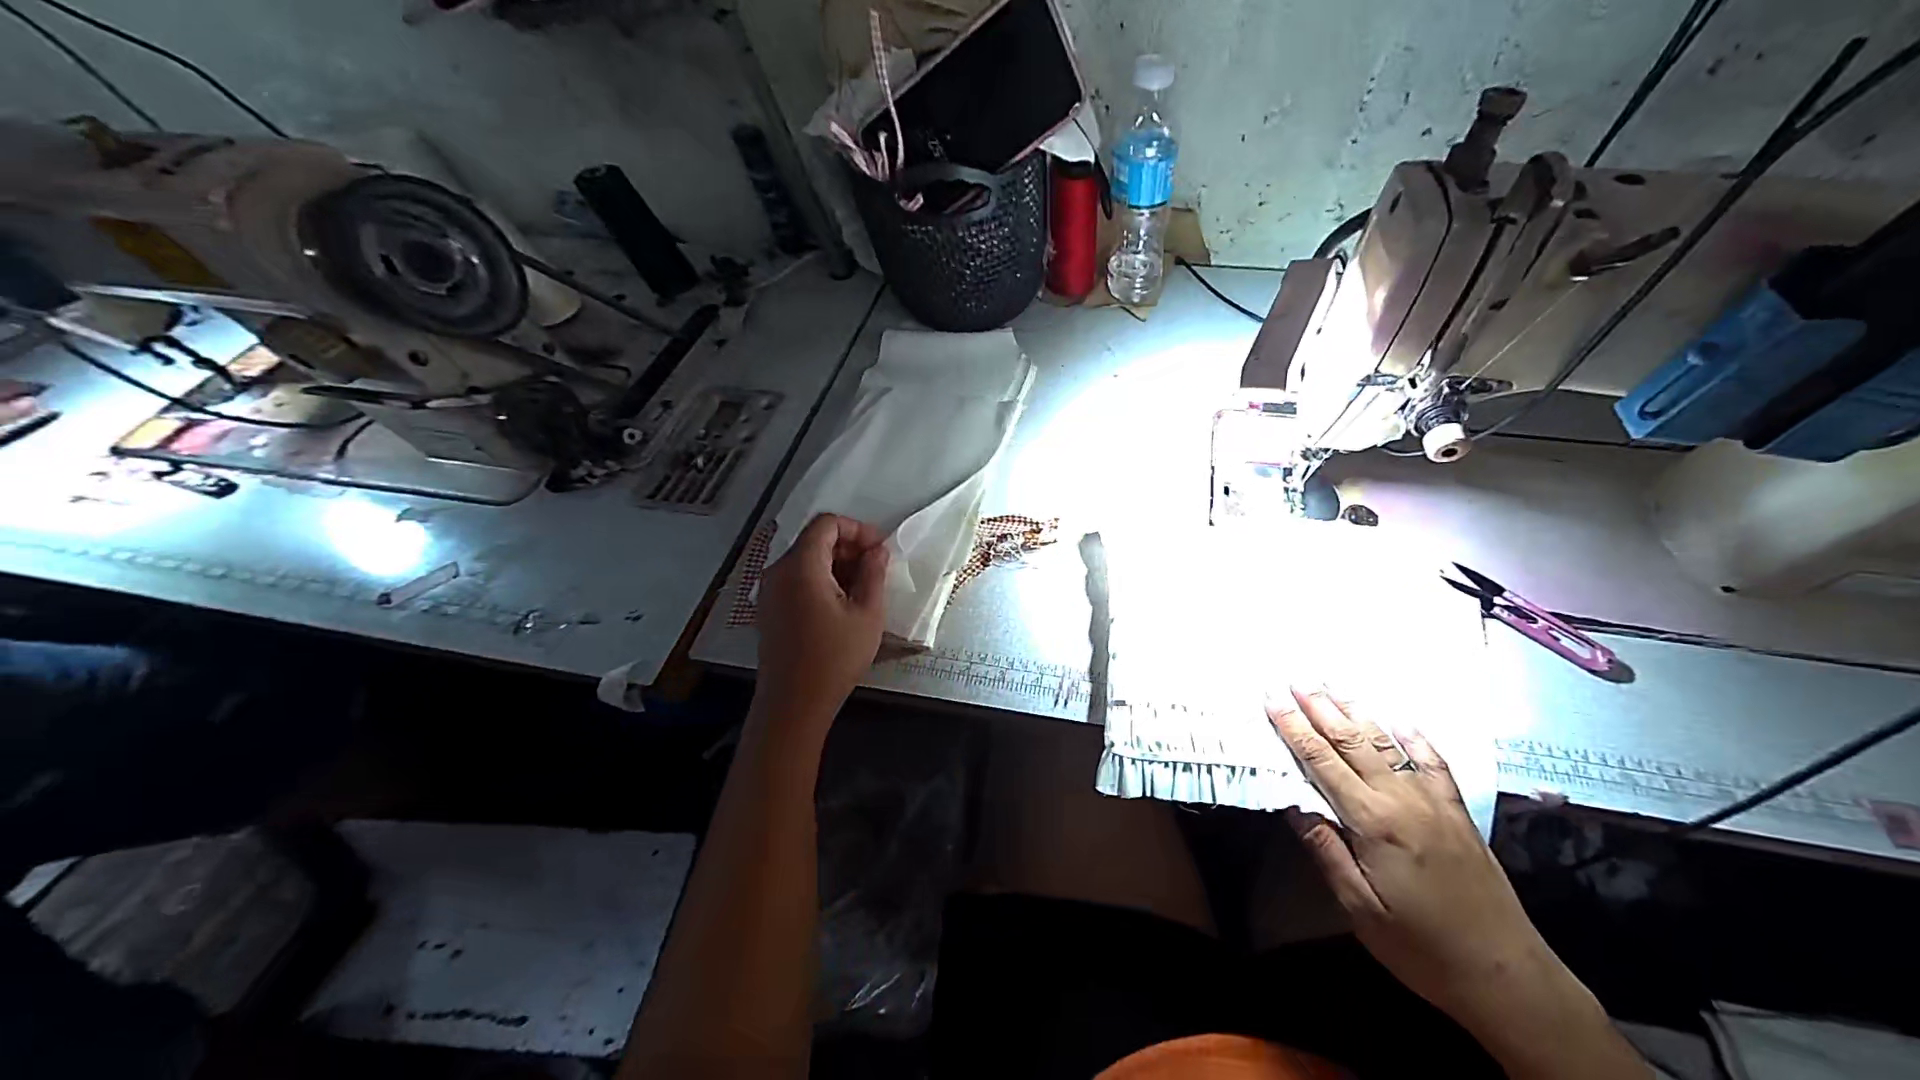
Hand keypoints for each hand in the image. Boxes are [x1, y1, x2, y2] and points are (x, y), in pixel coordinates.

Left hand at [754, 514, 888, 732]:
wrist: (794, 704)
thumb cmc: (834, 659)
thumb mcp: (867, 614)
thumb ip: (874, 574)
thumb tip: (877, 552)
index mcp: (800, 566)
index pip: (826, 524)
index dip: (857, 529)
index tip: (879, 548)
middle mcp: (777, 571)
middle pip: (813, 540)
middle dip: (848, 547)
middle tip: (875, 567)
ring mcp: (768, 591)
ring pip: (804, 560)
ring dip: (835, 565)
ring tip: (862, 588)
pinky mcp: (768, 610)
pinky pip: (795, 580)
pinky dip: (819, 580)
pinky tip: (841, 605)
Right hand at [1265, 688, 1621, 1070]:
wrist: (1506, 976)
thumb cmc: (1419, 946)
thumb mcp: (1358, 906)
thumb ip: (1325, 848)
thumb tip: (1294, 803)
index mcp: (1373, 822)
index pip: (1322, 764)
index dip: (1294, 730)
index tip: (1273, 701)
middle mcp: (1404, 802)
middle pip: (1354, 744)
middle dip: (1322, 710)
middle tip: (1297, 681)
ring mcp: (1435, 804)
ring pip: (1389, 746)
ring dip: (1359, 714)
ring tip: (1335, 689)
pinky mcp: (1458, 815)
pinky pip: (1435, 765)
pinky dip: (1416, 740)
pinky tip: (1403, 723)